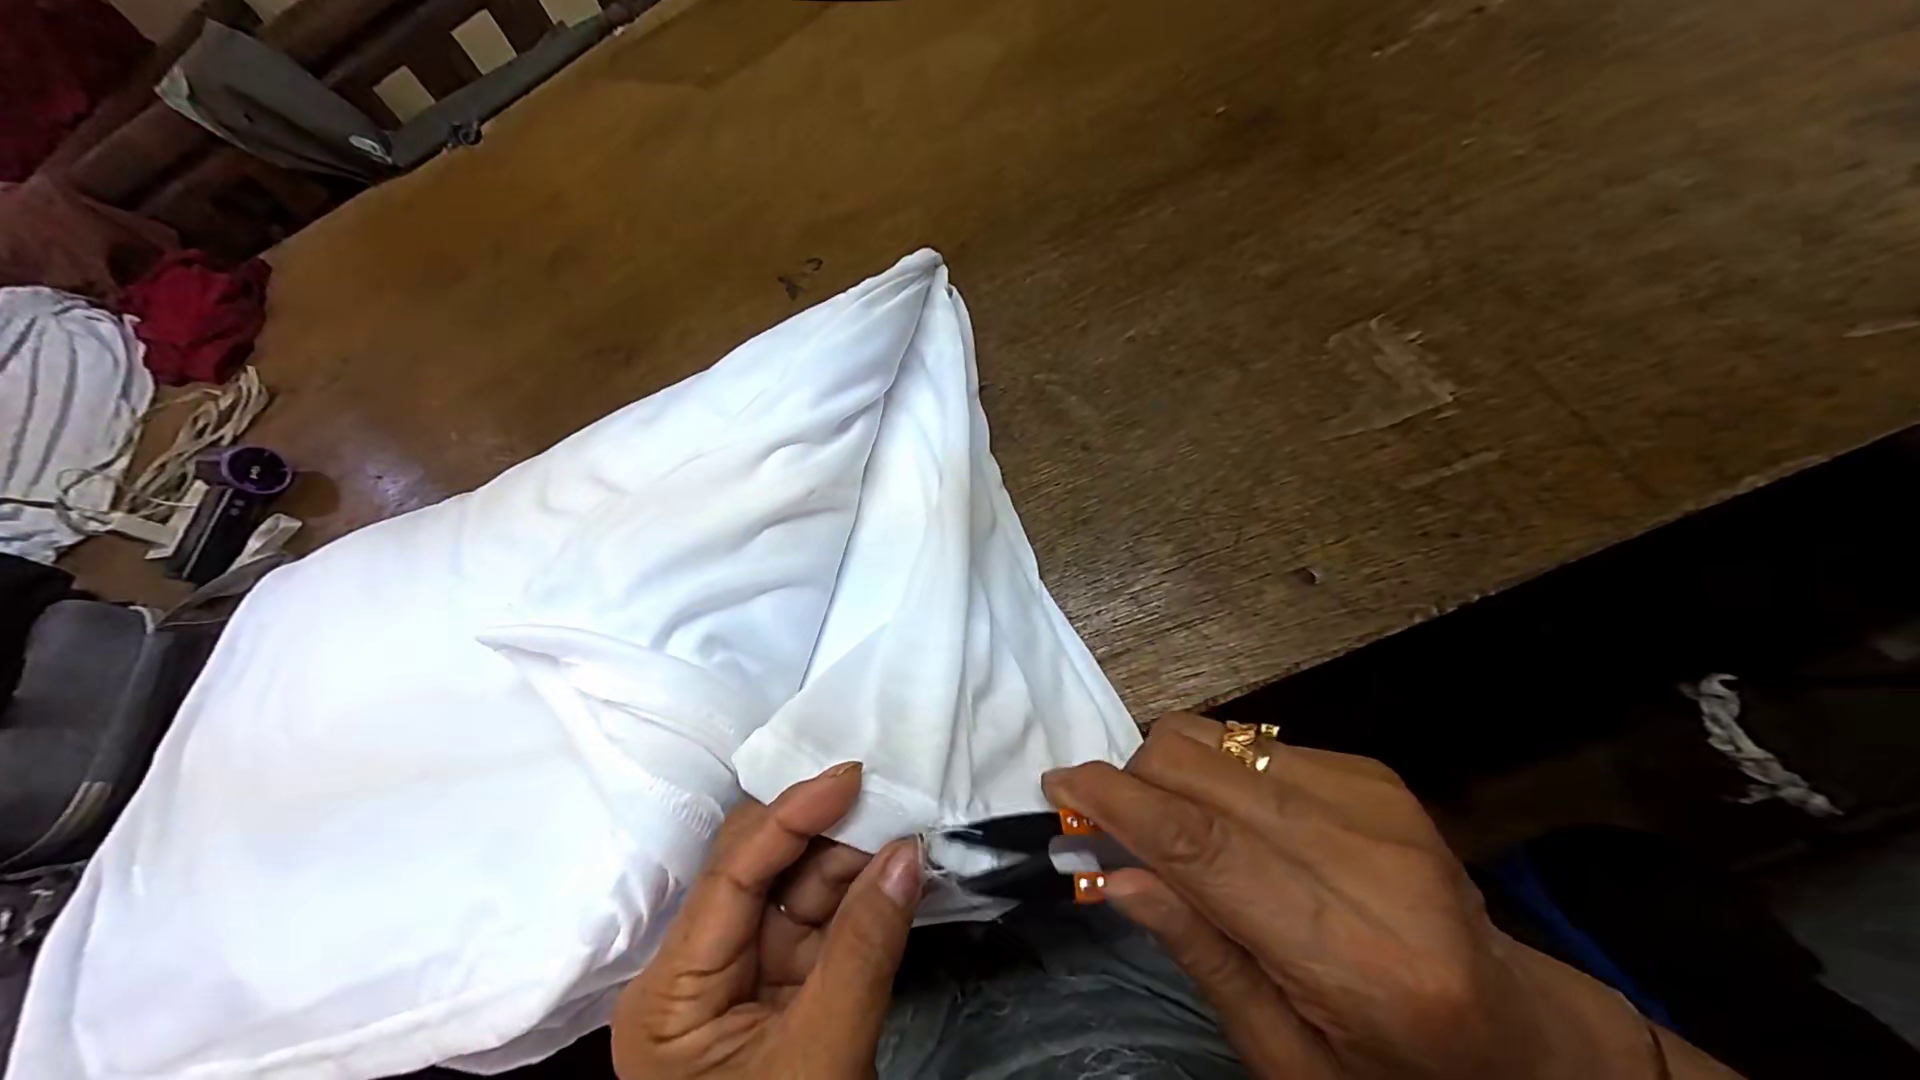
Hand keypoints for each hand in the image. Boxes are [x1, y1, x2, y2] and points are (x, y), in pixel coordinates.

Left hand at [611, 762, 921, 1079]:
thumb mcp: (821, 1057)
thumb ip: (864, 948)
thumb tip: (908, 851)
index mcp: (672, 992)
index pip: (730, 875)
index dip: (790, 816)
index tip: (849, 777)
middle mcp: (700, 971)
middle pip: (761, 873)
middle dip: (825, 836)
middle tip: (885, 804)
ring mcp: (745, 979)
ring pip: (798, 893)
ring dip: (851, 862)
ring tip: (902, 834)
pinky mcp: (785, 989)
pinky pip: (823, 924)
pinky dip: (861, 898)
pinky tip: (895, 873)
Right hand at [1044, 714, 1734, 1079]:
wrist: (1525, 1032)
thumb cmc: (1395, 1075)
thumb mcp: (1287, 1059)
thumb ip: (1200, 953)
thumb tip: (1111, 872)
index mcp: (1359, 958)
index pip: (1206, 848)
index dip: (1120, 804)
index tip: (1059, 785)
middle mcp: (1374, 857)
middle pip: (1201, 770)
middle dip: (1134, 781)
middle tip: (1113, 825)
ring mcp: (1378, 799)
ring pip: (1215, 737)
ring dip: (1168, 770)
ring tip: (1173, 823)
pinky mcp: (1372, 770)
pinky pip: (1247, 740)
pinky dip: (1211, 769)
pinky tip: (1228, 816)